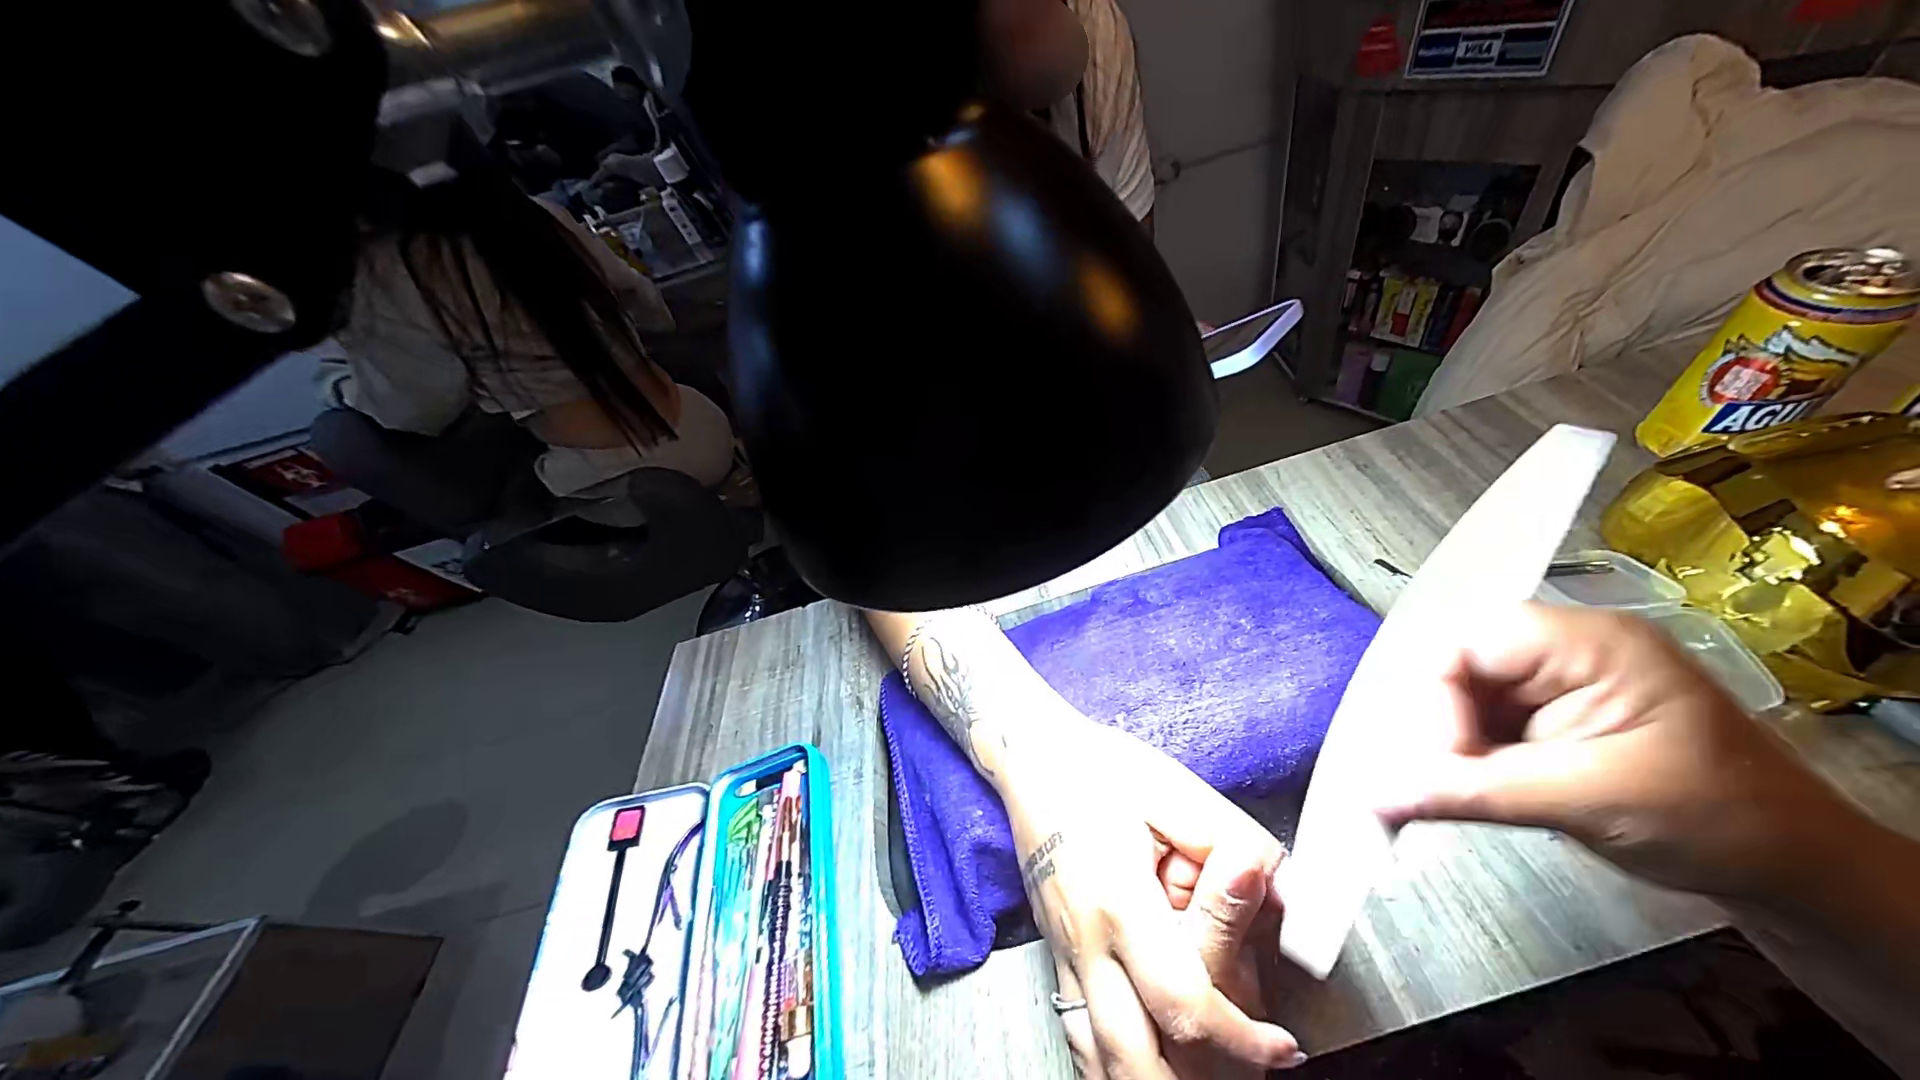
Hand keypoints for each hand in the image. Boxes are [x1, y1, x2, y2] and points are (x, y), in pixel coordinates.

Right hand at [999, 717, 1301, 1077]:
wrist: (1029, 756)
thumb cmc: (1095, 766)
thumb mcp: (1170, 790)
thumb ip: (1231, 841)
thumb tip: (1281, 885)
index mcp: (1119, 897)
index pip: (1184, 1003)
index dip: (1242, 1039)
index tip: (1279, 1045)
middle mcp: (1085, 936)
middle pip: (1132, 1059)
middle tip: (1246, 1069)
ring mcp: (1063, 947)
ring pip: (1096, 1058)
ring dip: (1147, 1079)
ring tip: (1195, 1072)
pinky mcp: (1053, 948)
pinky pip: (1075, 1031)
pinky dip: (1108, 1065)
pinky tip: (1135, 1064)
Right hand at [1377, 604, 1866, 901]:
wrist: (1796, 871)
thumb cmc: (1715, 821)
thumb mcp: (1585, 801)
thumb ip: (1472, 791)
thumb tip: (1376, 798)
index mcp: (1587, 642)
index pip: (1471, 644)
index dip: (1440, 697)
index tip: (1445, 762)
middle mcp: (1564, 648)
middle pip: (1461, 667)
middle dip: (1443, 723)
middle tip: (1440, 780)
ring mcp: (1558, 679)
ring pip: (1464, 695)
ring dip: (1452, 742)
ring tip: (1458, 789)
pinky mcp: (1551, 711)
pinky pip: (1482, 718)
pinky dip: (1468, 754)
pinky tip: (1475, 785)